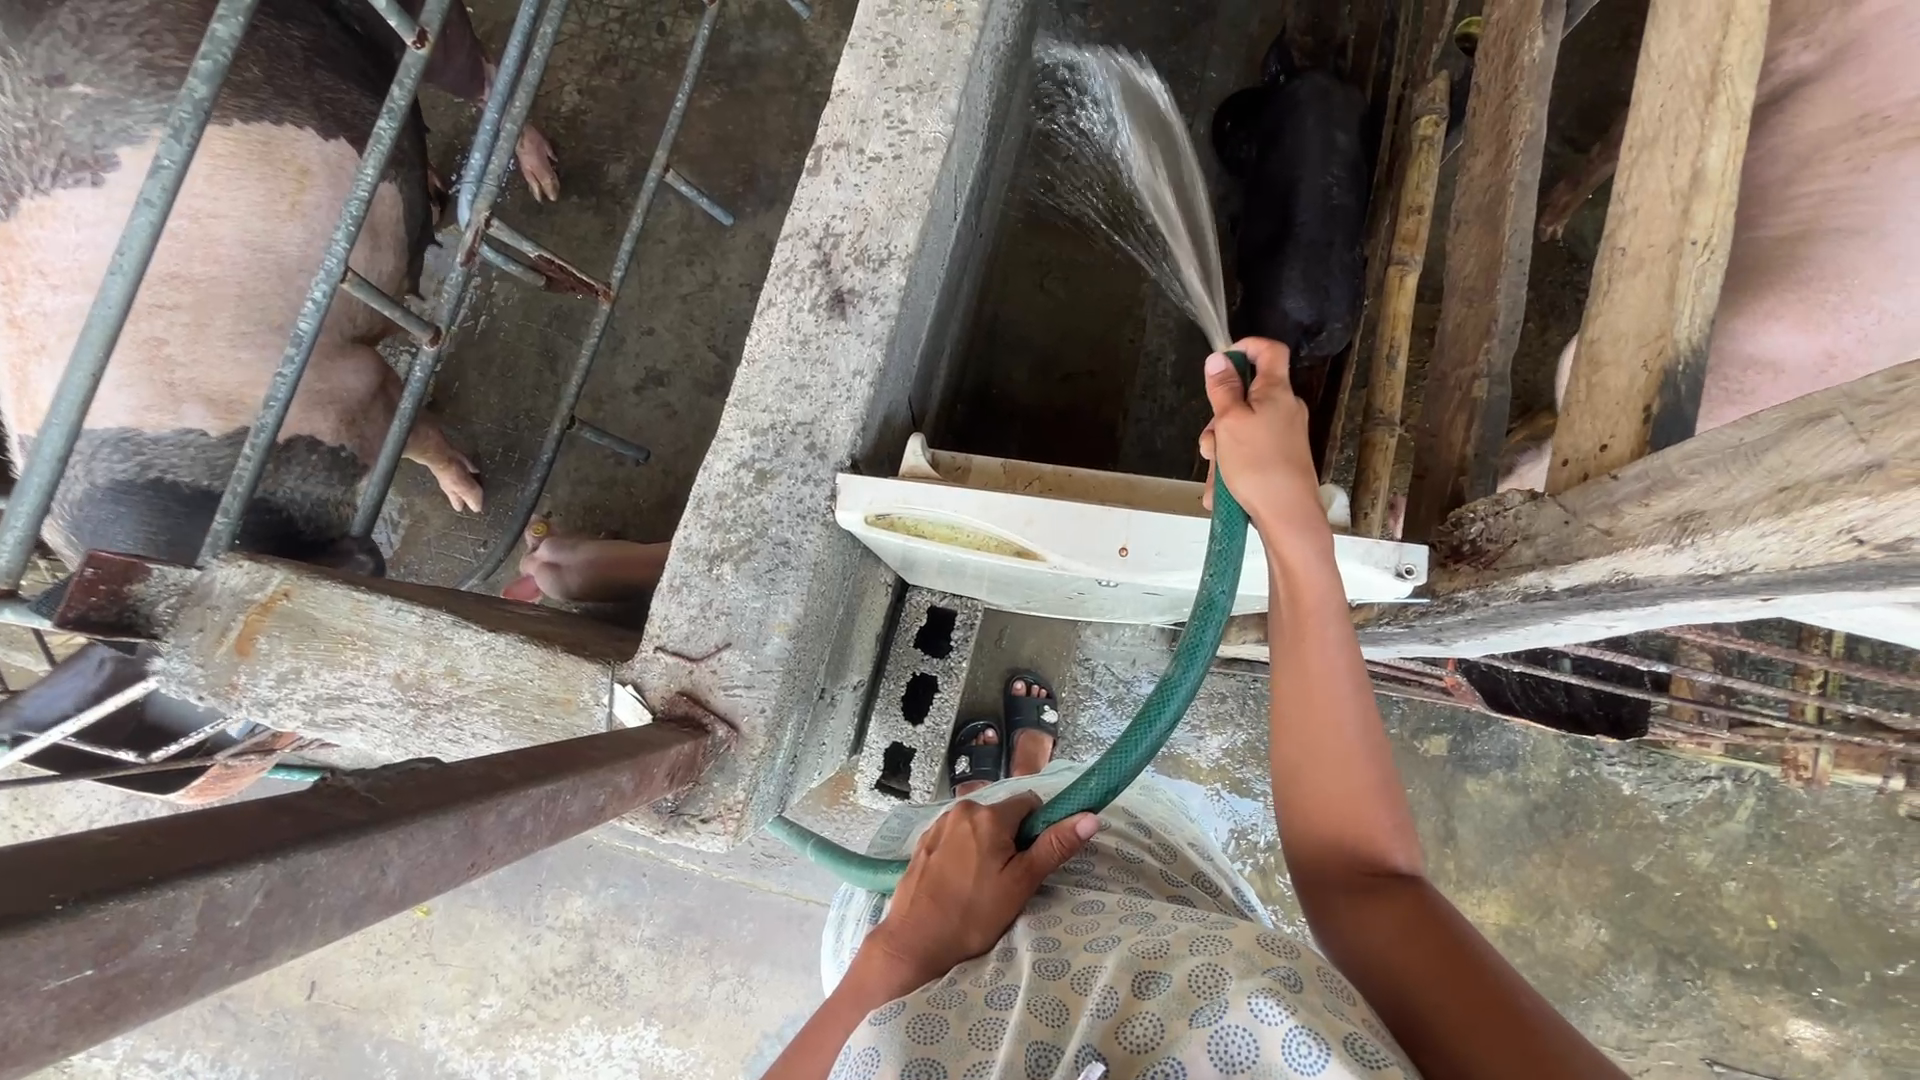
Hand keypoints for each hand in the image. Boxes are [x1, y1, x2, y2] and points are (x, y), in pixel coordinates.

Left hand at [860, 794, 1098, 988]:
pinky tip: (959, 883)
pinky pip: (956, 836)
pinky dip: (964, 851)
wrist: (914, 943)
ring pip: (978, 826)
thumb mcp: (1021, 883)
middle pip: (1002, 814)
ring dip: (987, 845)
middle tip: (1007, 879)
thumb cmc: (972, 916)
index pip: (1029, 803)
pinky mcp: (924, 840)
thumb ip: (1054, 847)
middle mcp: (962, 809)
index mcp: (989, 815)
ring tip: (981, 885)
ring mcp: (939, 823)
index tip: (1031, 859)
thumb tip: (1090, 817)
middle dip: (1011, 839)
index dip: (1038, 828)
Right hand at [1199, 337, 1330, 556]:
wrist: (1287, 514)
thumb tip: (1217, 358)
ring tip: (1217, 473)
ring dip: (1221, 449)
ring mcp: (1284, 435)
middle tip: (1210, 442)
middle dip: (1219, 418)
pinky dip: (1232, 467)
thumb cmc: (1258, 464)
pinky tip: (1222, 489)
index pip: (1269, 351)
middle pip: (1245, 397)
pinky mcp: (1280, 458)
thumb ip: (1222, 389)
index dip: (1246, 347)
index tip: (1221, 360)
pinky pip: (1248, 453)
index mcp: (1276, 391)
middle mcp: (1284, 408)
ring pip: (1241, 429)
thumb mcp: (1229, 422)